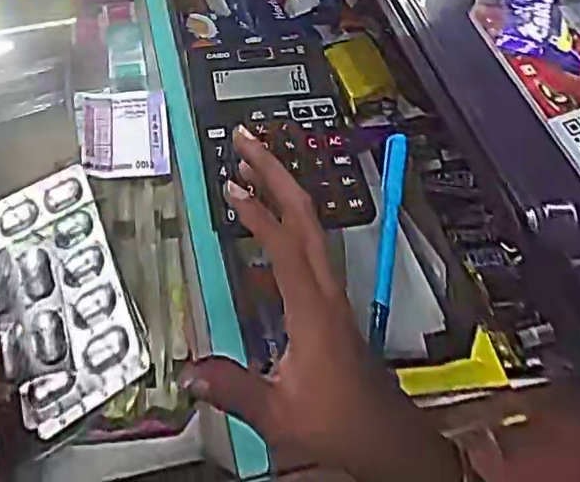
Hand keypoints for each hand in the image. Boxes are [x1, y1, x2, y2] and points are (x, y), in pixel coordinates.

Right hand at [182, 127, 459, 481]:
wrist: (390, 440)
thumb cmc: (342, 426)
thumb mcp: (282, 415)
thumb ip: (234, 389)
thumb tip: (189, 372)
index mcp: (313, 308)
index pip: (285, 243)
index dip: (257, 211)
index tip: (230, 185)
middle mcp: (324, 287)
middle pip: (304, 211)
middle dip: (274, 168)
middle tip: (245, 138)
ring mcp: (329, 287)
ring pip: (307, 220)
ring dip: (279, 183)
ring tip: (248, 160)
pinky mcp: (327, 295)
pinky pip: (305, 238)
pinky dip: (282, 212)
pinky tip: (260, 214)